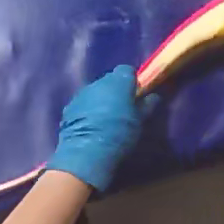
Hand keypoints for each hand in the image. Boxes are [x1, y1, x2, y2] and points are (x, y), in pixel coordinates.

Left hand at [46, 65, 156, 191]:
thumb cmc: (119, 135)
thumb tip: (153, 96)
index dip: (132, 81)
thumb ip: (146, 105)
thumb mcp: (139, 122)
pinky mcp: (70, 106)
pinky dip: (89, 109)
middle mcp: (98, 82)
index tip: (136, 96)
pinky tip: (92, 125)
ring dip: (102, 99)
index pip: (127, 70)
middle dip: (116, 90)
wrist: (85, 153)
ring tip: (106, 119)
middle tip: (123, 108)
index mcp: (118, 82)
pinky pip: (84, 102)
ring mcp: (82, 93)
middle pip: (110, 80)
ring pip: (96, 91)